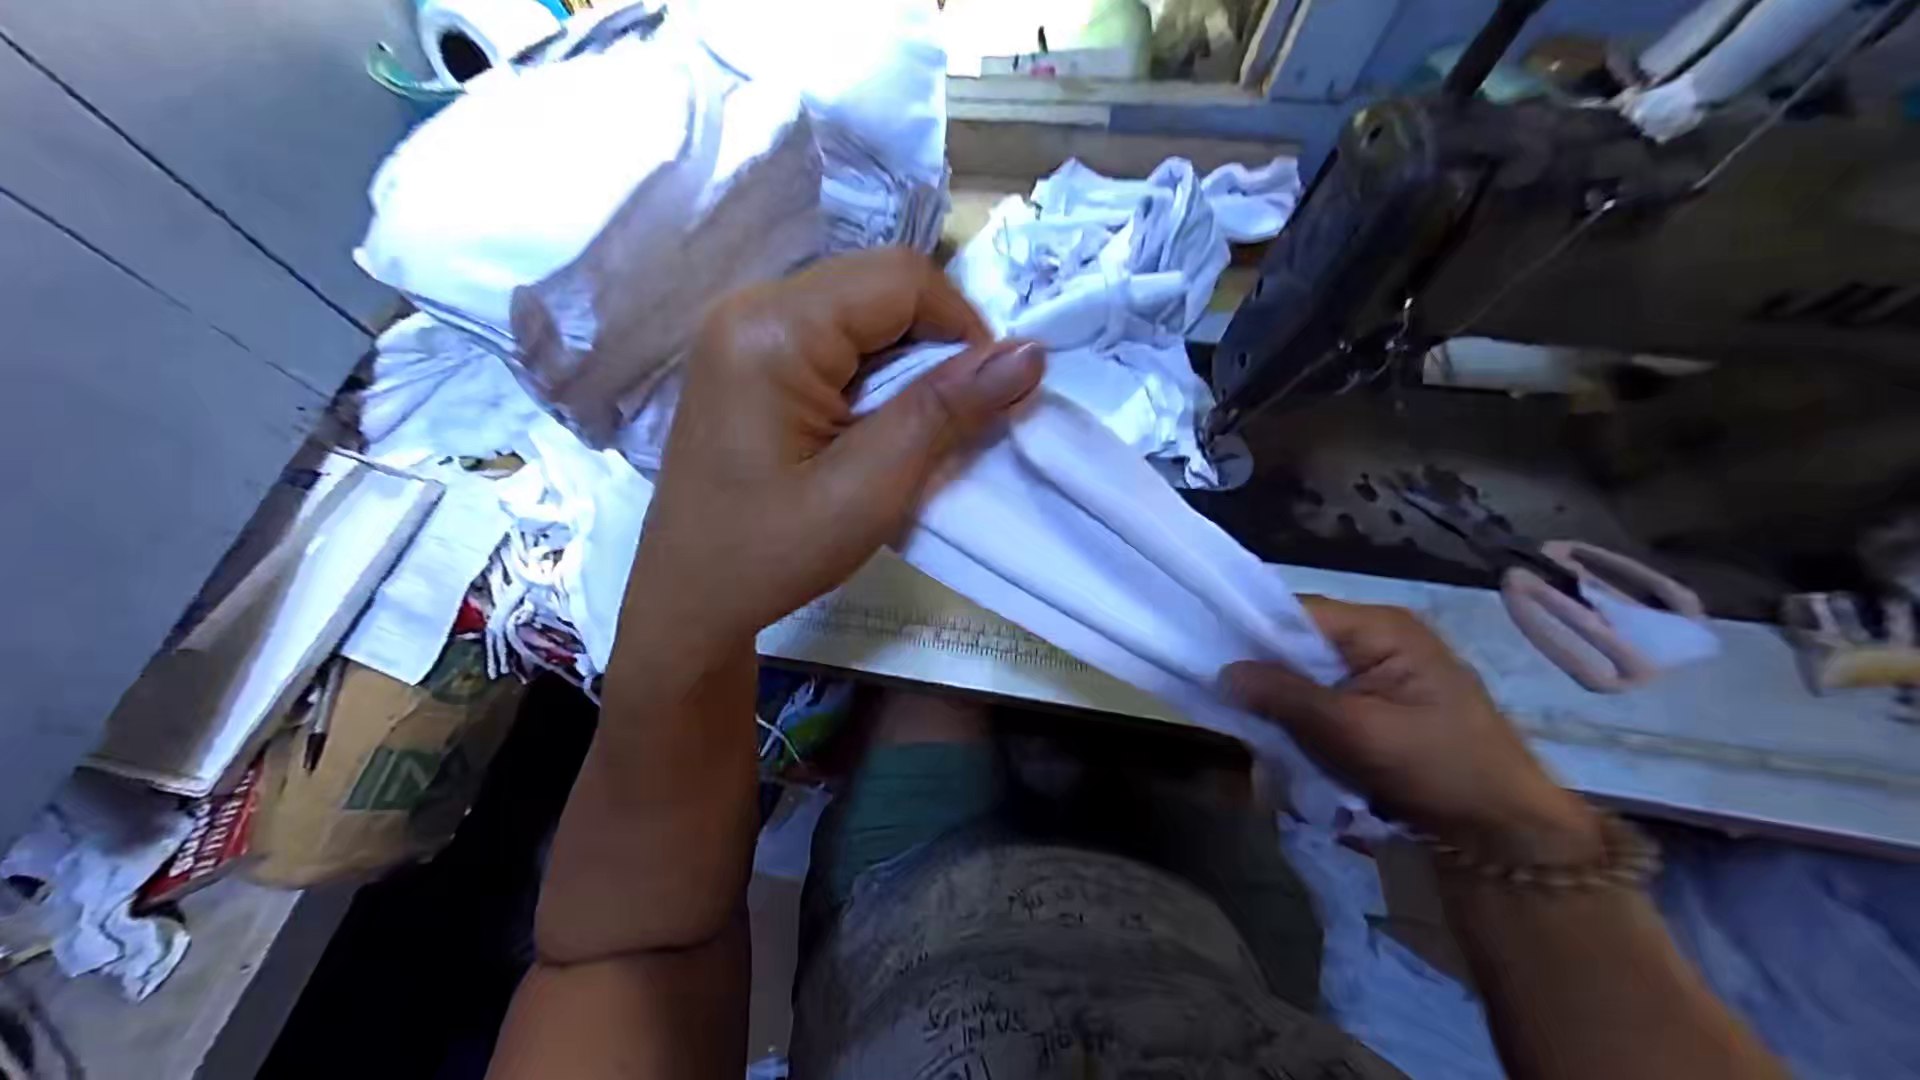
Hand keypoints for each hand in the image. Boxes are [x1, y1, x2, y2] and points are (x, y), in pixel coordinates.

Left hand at [619, 249, 1045, 663]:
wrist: (691, 599)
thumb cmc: (772, 554)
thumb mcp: (869, 489)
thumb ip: (946, 411)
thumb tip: (1030, 354)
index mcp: (772, 329)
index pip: (901, 279)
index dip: (962, 328)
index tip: (983, 398)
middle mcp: (749, 306)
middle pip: (878, 288)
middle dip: (933, 346)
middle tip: (945, 423)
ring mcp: (741, 329)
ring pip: (860, 313)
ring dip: (904, 365)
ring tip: (903, 432)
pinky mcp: (746, 357)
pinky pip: (831, 339)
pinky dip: (871, 375)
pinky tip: (867, 426)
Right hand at [1223, 597, 1602, 864]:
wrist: (1504, 832)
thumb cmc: (1436, 767)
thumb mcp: (1352, 730)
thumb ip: (1284, 695)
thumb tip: (1222, 671)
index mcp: (1381, 627)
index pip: (1297, 611)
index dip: (1253, 632)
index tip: (1215, 660)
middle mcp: (1378, 637)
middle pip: (1298, 642)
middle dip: (1268, 675)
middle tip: (1238, 706)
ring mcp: (1380, 669)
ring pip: (1306, 672)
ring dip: (1284, 701)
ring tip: (1264, 730)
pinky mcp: (1379, 700)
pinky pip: (1322, 696)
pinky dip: (1303, 716)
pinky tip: (1292, 739)